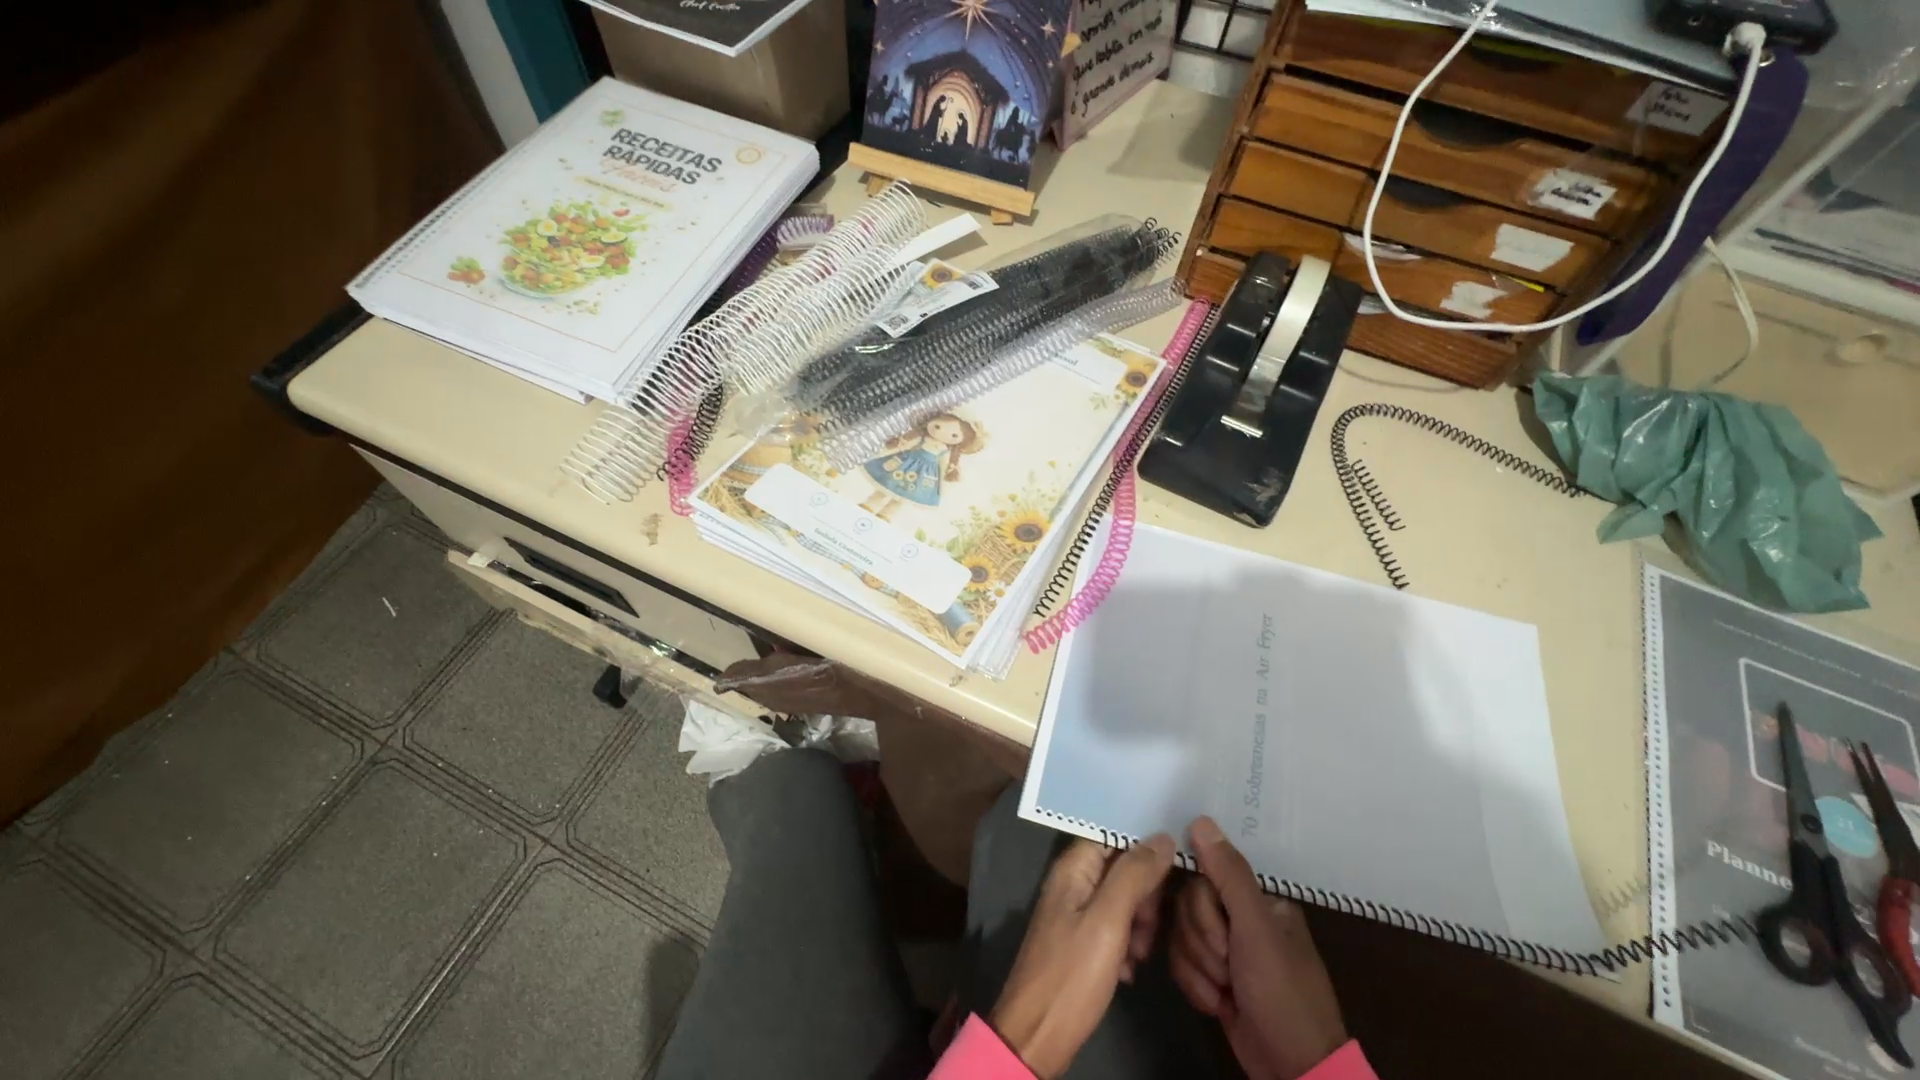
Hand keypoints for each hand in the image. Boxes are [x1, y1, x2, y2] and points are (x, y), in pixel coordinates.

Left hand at [990, 836, 1175, 1077]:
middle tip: (1149, 924)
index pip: (1113, 833)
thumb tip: (1162, 836)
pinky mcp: (1083, 943)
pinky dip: (1129, 944)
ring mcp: (1076, 914)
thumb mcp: (1108, 921)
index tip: (1175, 859)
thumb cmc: (1071, 973)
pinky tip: (1129, 968)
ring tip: (1139, 952)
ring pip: (1124, 899)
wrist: (1039, 1036)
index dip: (1144, 843)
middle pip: (1122, 866)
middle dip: (1145, 891)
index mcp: (1072, 868)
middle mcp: (1073, 883)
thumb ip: (1134, 875)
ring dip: (1140, 922)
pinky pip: (1117, 928)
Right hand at [1169, 817, 1347, 1079]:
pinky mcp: (1213, 977)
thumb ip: (1229, 876)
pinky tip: (1219, 1004)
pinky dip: (1196, 987)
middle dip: (1203, 946)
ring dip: (1199, 970)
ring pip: (1181, 937)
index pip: (1203, 879)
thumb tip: (1202, 820)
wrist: (1293, 1068)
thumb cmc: (1283, 994)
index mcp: (1260, 900)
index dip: (1204, 912)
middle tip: (1229, 968)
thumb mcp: (1257, 932)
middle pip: (1188, 909)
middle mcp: (1242, 918)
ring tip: (1227, 992)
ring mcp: (1228, 949)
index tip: (1224, 938)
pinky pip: (1181, 964)